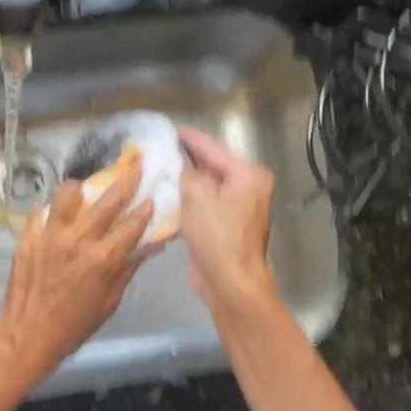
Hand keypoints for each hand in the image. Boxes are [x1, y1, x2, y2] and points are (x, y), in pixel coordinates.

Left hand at [0, 172, 158, 382]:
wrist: (27, 336)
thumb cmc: (73, 327)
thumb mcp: (109, 302)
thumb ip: (128, 269)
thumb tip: (151, 246)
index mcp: (102, 259)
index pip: (132, 225)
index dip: (146, 209)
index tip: (153, 195)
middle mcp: (77, 241)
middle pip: (106, 202)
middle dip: (125, 182)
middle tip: (135, 168)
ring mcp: (49, 236)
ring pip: (68, 195)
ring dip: (81, 188)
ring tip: (84, 189)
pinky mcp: (28, 238)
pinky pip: (41, 212)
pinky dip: (51, 210)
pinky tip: (56, 214)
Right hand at [177, 126, 278, 308]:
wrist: (229, 282)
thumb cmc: (218, 237)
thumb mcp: (197, 196)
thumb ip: (187, 174)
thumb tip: (181, 166)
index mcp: (249, 176)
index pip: (215, 150)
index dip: (193, 139)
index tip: (175, 129)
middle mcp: (248, 190)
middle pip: (214, 168)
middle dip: (189, 160)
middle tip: (164, 148)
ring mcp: (238, 211)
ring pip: (207, 189)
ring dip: (186, 182)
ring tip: (161, 169)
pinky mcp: (225, 229)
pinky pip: (205, 208)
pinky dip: (188, 202)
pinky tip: (168, 197)